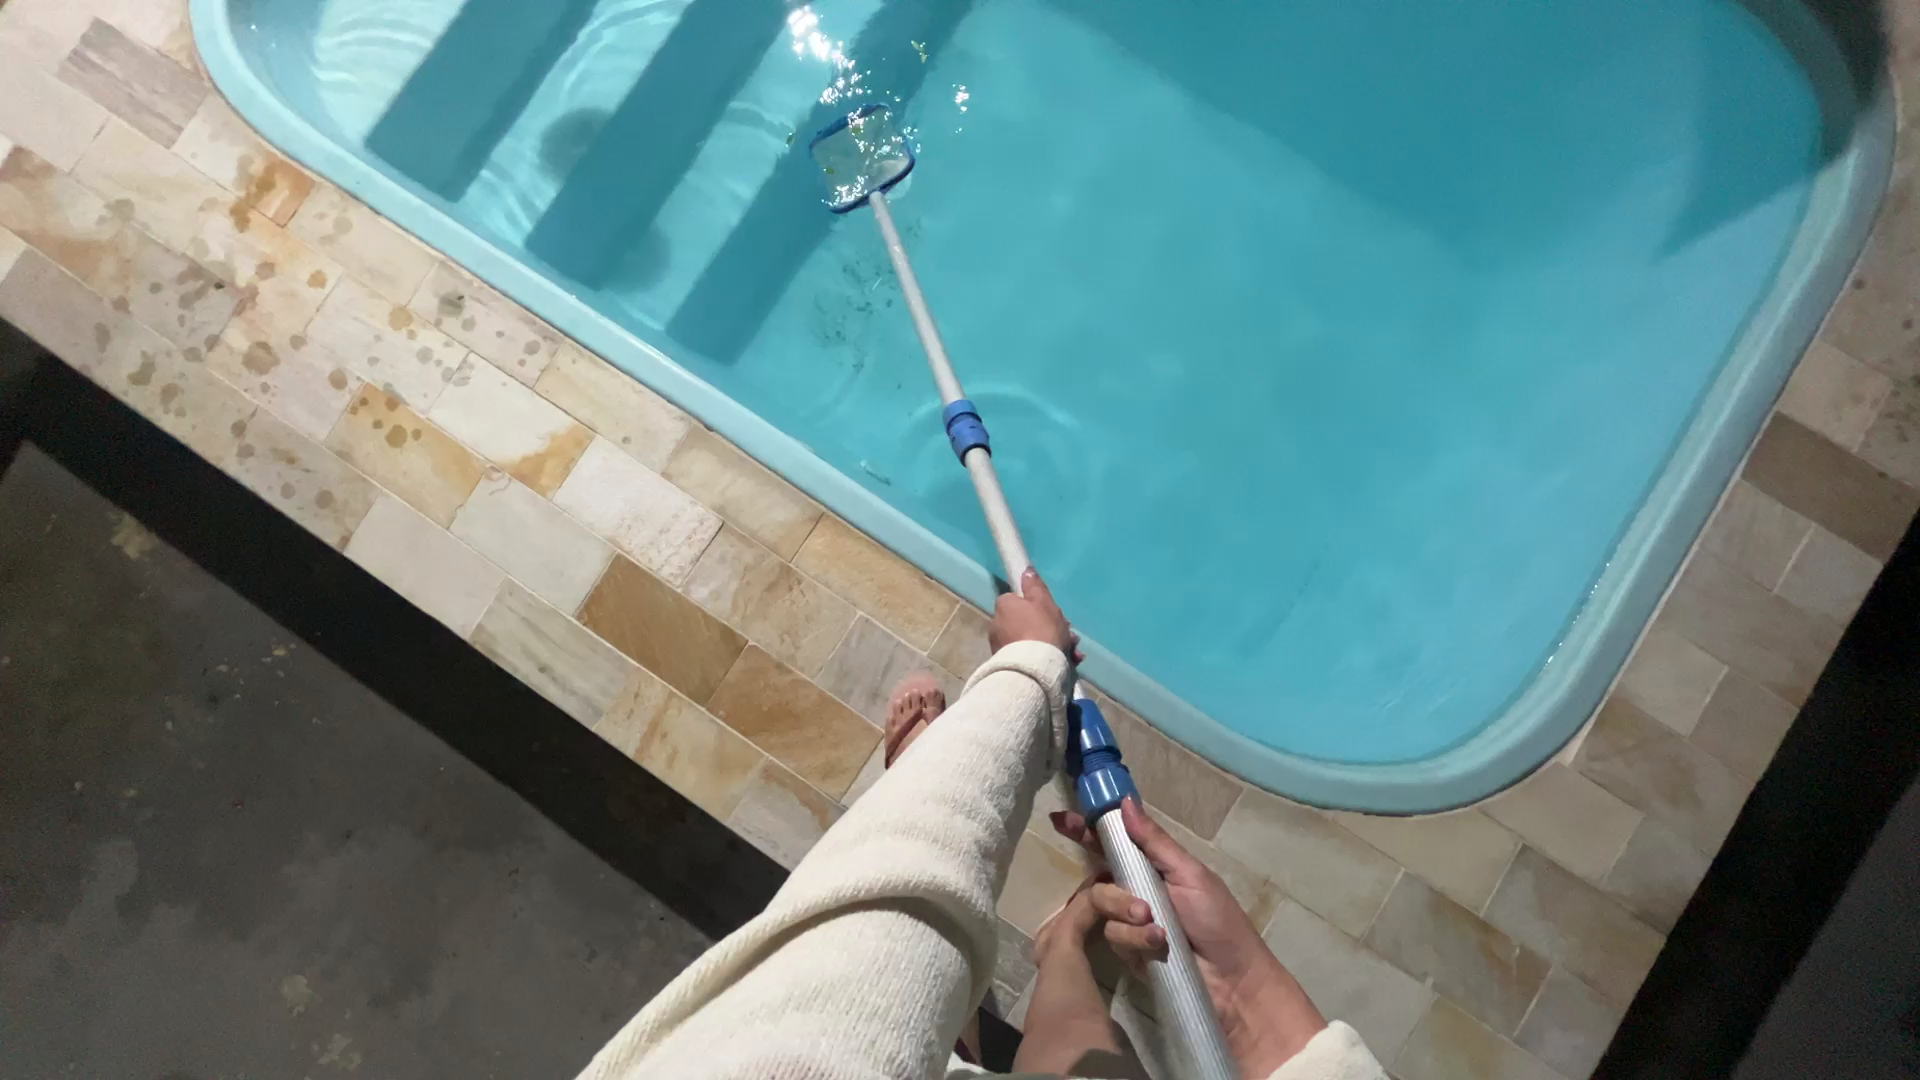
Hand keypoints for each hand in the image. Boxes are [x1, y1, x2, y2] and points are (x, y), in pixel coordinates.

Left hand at [990, 568, 1081, 661]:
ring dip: (1052, 643)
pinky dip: (1044, 656)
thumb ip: (1035, 586)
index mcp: (1005, 606)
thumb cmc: (1042, 630)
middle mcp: (998, 624)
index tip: (1055, 614)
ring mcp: (1001, 645)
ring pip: (1031, 639)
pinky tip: (1065, 663)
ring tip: (1073, 654)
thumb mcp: (1044, 603)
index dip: (1039, 605)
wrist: (1035, 668)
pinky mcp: (1008, 662)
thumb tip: (1026, 571)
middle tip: (1068, 636)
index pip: (1019, 600)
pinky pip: (1029, 654)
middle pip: (1027, 620)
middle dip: (1050, 627)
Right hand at [1051, 798, 1326, 1078]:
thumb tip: (1124, 801)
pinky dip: (1134, 940)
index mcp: (1152, 865)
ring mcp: (1129, 921)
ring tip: (1157, 927)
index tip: (1061, 818)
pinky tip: (1157, 947)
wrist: (1234, 985)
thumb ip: (1154, 841)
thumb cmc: (1217, 921)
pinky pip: (1113, 936)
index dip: (1087, 828)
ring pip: (1103, 906)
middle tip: (1110, 886)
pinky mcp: (1128, 952)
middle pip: (1100, 873)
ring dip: (1127, 913)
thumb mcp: (1189, 874)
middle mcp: (1136, 889)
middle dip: (1103, 884)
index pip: (1113, 840)